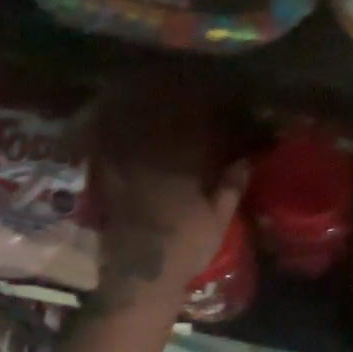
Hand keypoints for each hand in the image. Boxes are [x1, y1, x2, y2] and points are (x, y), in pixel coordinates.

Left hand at [90, 77, 247, 297]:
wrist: (143, 276)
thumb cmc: (185, 251)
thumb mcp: (217, 222)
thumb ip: (230, 188)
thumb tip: (245, 161)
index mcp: (183, 167)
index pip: (191, 125)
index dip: (198, 103)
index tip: (204, 86)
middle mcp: (153, 160)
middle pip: (157, 119)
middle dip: (161, 94)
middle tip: (165, 75)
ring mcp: (127, 169)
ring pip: (130, 127)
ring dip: (133, 104)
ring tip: (136, 84)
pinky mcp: (108, 181)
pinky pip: (107, 147)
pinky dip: (107, 129)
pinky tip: (108, 117)